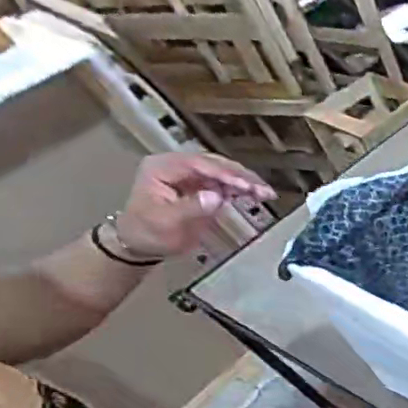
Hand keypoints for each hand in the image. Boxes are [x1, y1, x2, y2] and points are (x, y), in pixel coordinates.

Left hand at [112, 152, 273, 259]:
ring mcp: (190, 177)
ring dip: (245, 182)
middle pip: (213, 165)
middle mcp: (177, 166)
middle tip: (262, 189)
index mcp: (162, 167)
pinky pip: (225, 185)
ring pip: (222, 173)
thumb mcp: (166, 221)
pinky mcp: (201, 188)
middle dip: (240, 176)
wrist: (140, 243)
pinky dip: (242, 190)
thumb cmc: (147, 232)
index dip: (223, 173)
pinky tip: (257, 196)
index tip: (245, 185)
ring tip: (266, 193)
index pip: (198, 164)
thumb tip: (216, 197)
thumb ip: (191, 207)